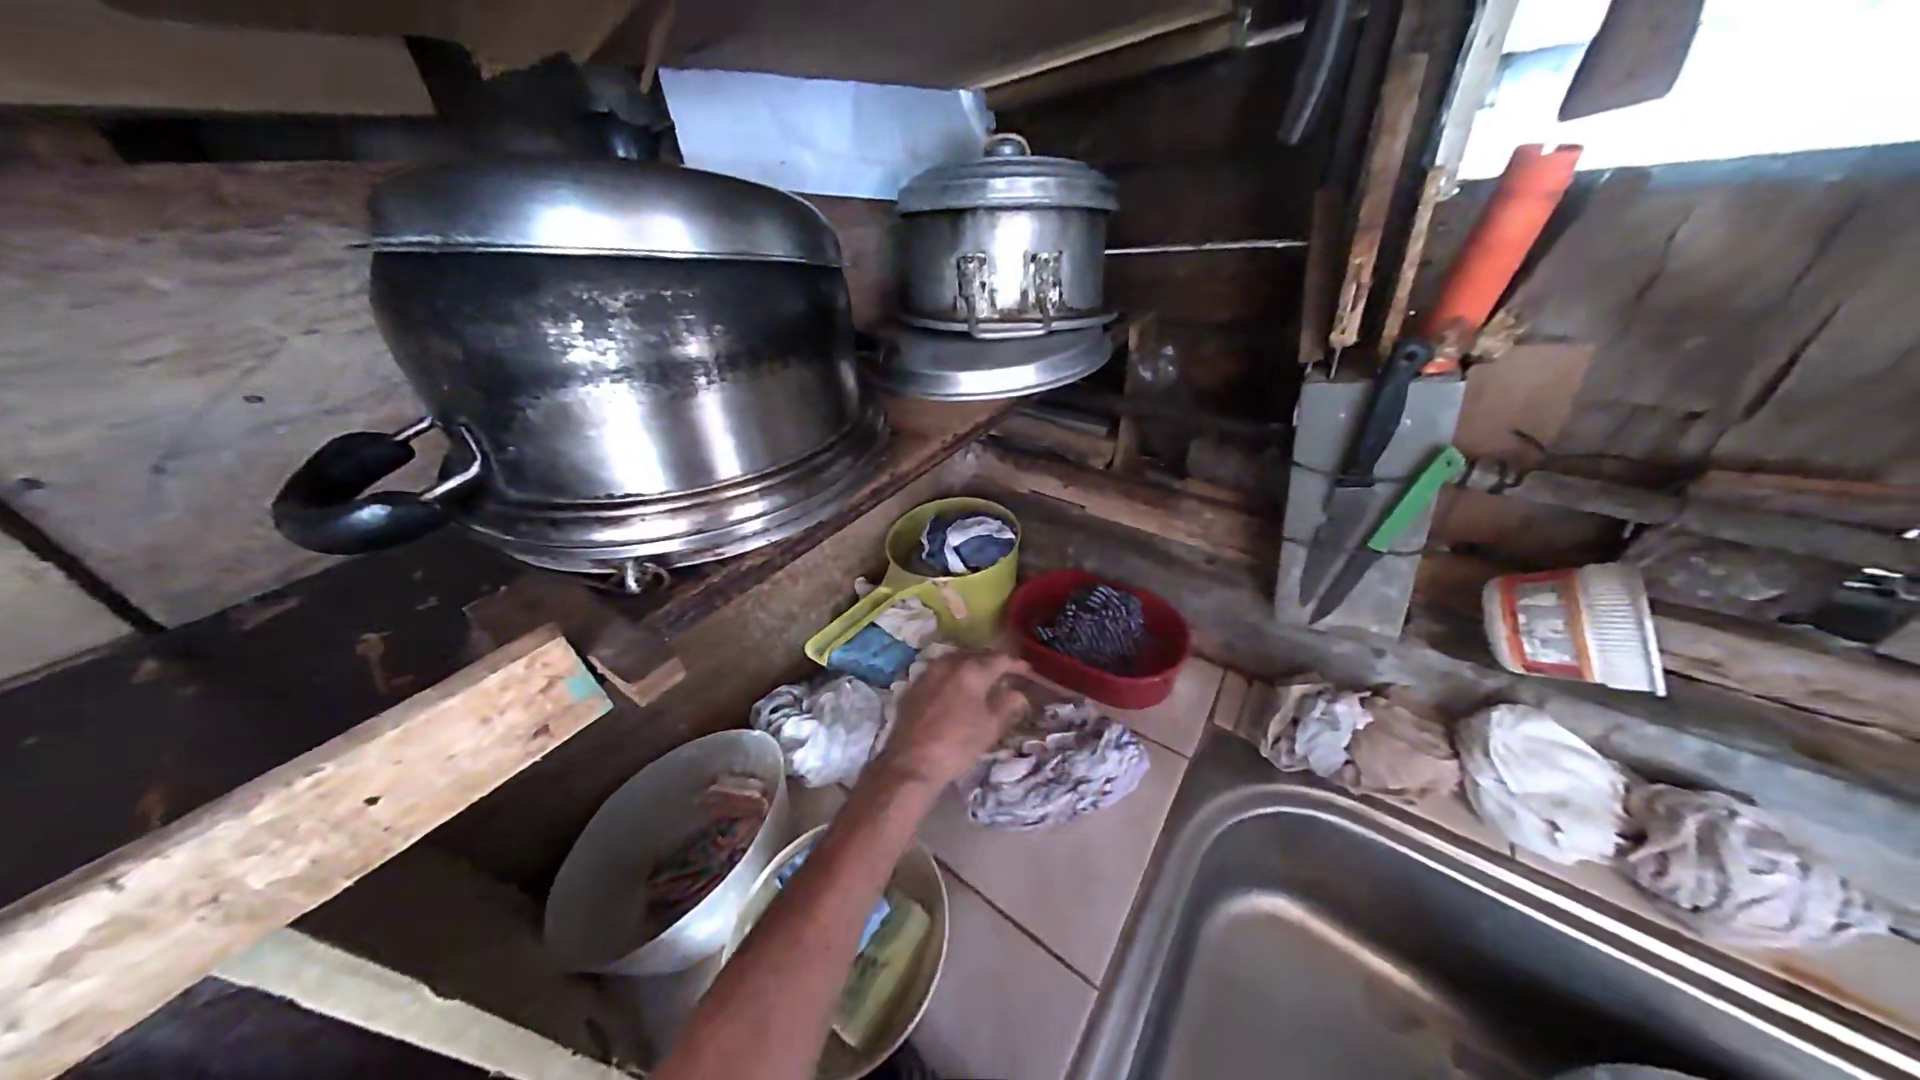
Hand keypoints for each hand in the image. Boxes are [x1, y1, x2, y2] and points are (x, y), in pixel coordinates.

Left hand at [876, 650, 1032, 787]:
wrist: (912, 762)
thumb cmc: (958, 745)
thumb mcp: (991, 727)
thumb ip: (1007, 705)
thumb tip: (1017, 694)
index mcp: (971, 670)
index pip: (1000, 659)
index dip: (1016, 664)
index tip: (1027, 671)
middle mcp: (948, 663)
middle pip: (976, 654)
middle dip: (993, 661)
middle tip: (1007, 672)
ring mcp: (928, 672)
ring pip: (955, 660)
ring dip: (972, 665)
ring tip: (983, 677)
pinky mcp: (914, 685)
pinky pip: (939, 671)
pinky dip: (953, 674)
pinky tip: (957, 687)